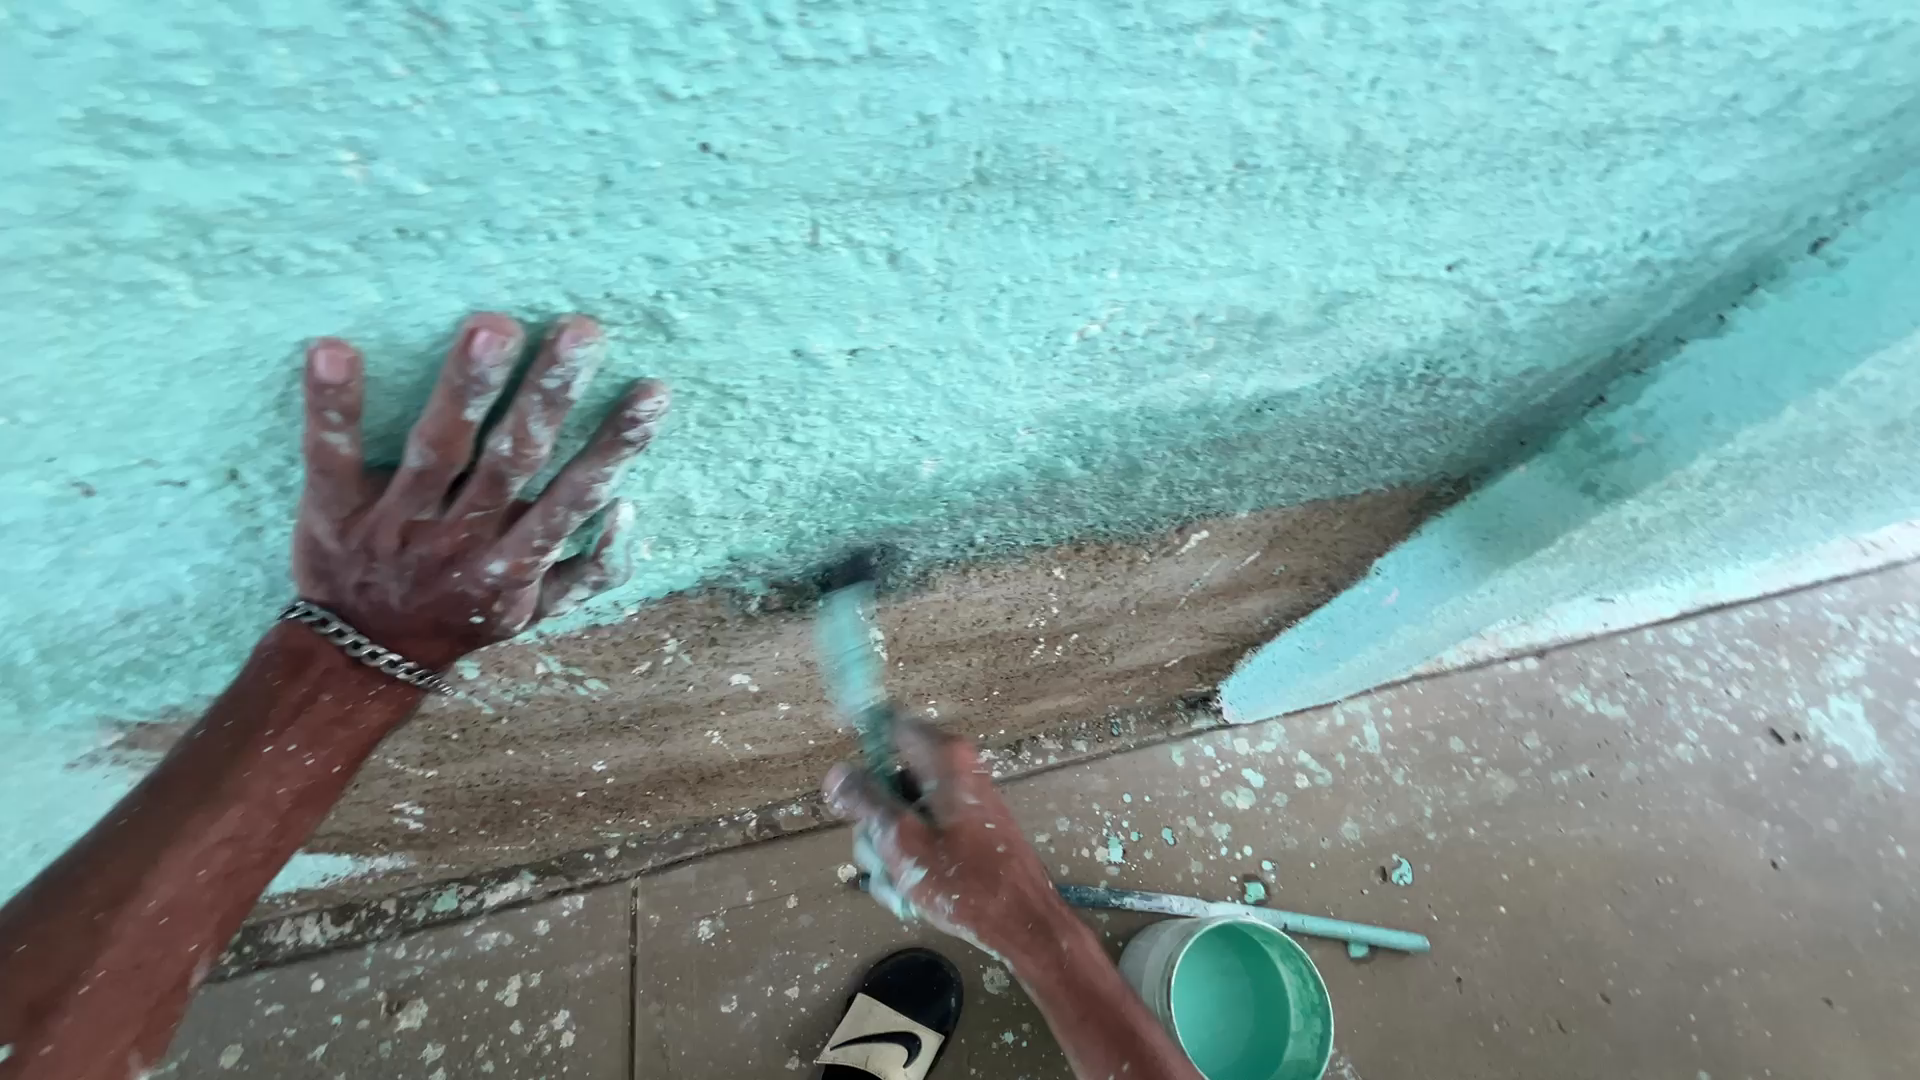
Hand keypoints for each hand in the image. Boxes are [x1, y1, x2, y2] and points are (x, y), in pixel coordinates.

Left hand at [293, 312, 668, 669]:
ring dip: (467, 388)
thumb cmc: (474, 615)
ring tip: (494, 326)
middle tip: (582, 332)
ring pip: (438, 449)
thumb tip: (627, 508)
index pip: (579, 494)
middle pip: (515, 459)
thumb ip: (597, 568)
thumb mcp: (547, 610)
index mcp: (520, 560)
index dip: (619, 445)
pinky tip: (335, 351)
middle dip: (551, 396)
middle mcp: (467, 536)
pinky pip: (330, 459)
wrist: (368, 654)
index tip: (653, 392)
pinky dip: (334, 410)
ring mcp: (399, 523)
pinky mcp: (332, 513)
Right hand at [823, 719, 1069, 958]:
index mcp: (944, 757)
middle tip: (881, 857)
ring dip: (888, 851)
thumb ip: (866, 802)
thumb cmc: (964, 881)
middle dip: (874, 823)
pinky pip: (920, 832)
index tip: (843, 783)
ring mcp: (958, 798)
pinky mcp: (963, 826)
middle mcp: (952, 768)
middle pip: (888, 779)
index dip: (861, 746)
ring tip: (899, 886)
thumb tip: (837, 771)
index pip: (890, 726)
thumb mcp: (902, 841)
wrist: (1023, 922)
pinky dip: (909, 859)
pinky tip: (911, 892)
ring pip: (900, 812)